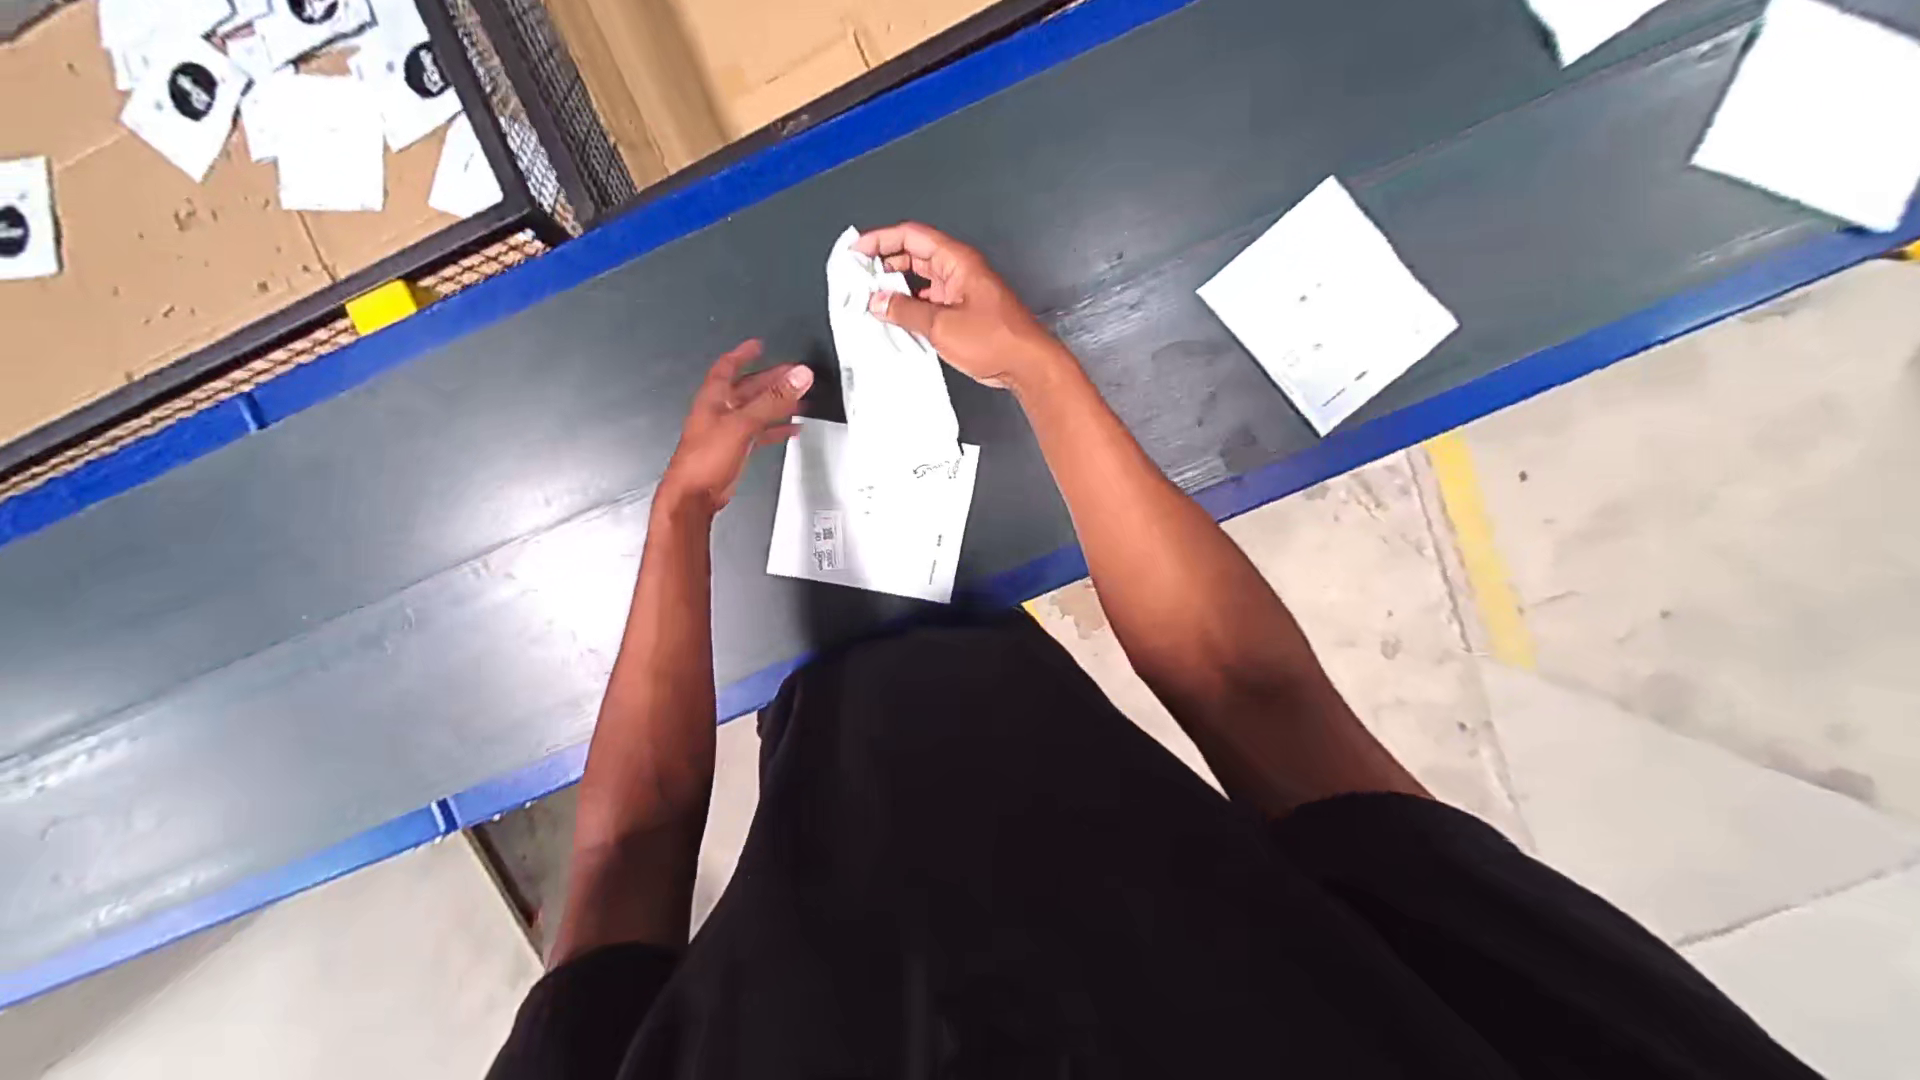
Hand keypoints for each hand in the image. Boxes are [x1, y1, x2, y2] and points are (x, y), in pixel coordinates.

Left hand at [659, 340, 812, 514]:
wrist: (694, 495)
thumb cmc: (705, 459)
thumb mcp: (743, 423)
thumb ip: (773, 399)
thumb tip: (798, 376)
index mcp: (714, 397)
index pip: (727, 367)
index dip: (743, 354)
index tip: (759, 345)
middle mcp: (720, 411)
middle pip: (748, 388)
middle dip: (771, 379)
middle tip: (792, 374)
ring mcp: (729, 430)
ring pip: (757, 410)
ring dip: (777, 404)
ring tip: (799, 398)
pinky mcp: (737, 449)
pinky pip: (761, 432)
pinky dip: (776, 428)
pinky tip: (792, 428)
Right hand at [855, 223, 1071, 392]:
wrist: (1026, 364)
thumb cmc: (997, 339)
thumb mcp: (941, 324)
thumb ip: (906, 311)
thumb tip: (879, 302)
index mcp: (956, 260)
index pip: (911, 235)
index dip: (881, 239)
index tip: (858, 250)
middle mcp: (959, 271)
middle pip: (914, 255)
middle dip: (886, 263)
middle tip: (860, 276)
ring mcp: (961, 291)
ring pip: (921, 280)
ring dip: (898, 287)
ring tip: (874, 299)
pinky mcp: (963, 312)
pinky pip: (930, 300)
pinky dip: (912, 306)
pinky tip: (898, 319)